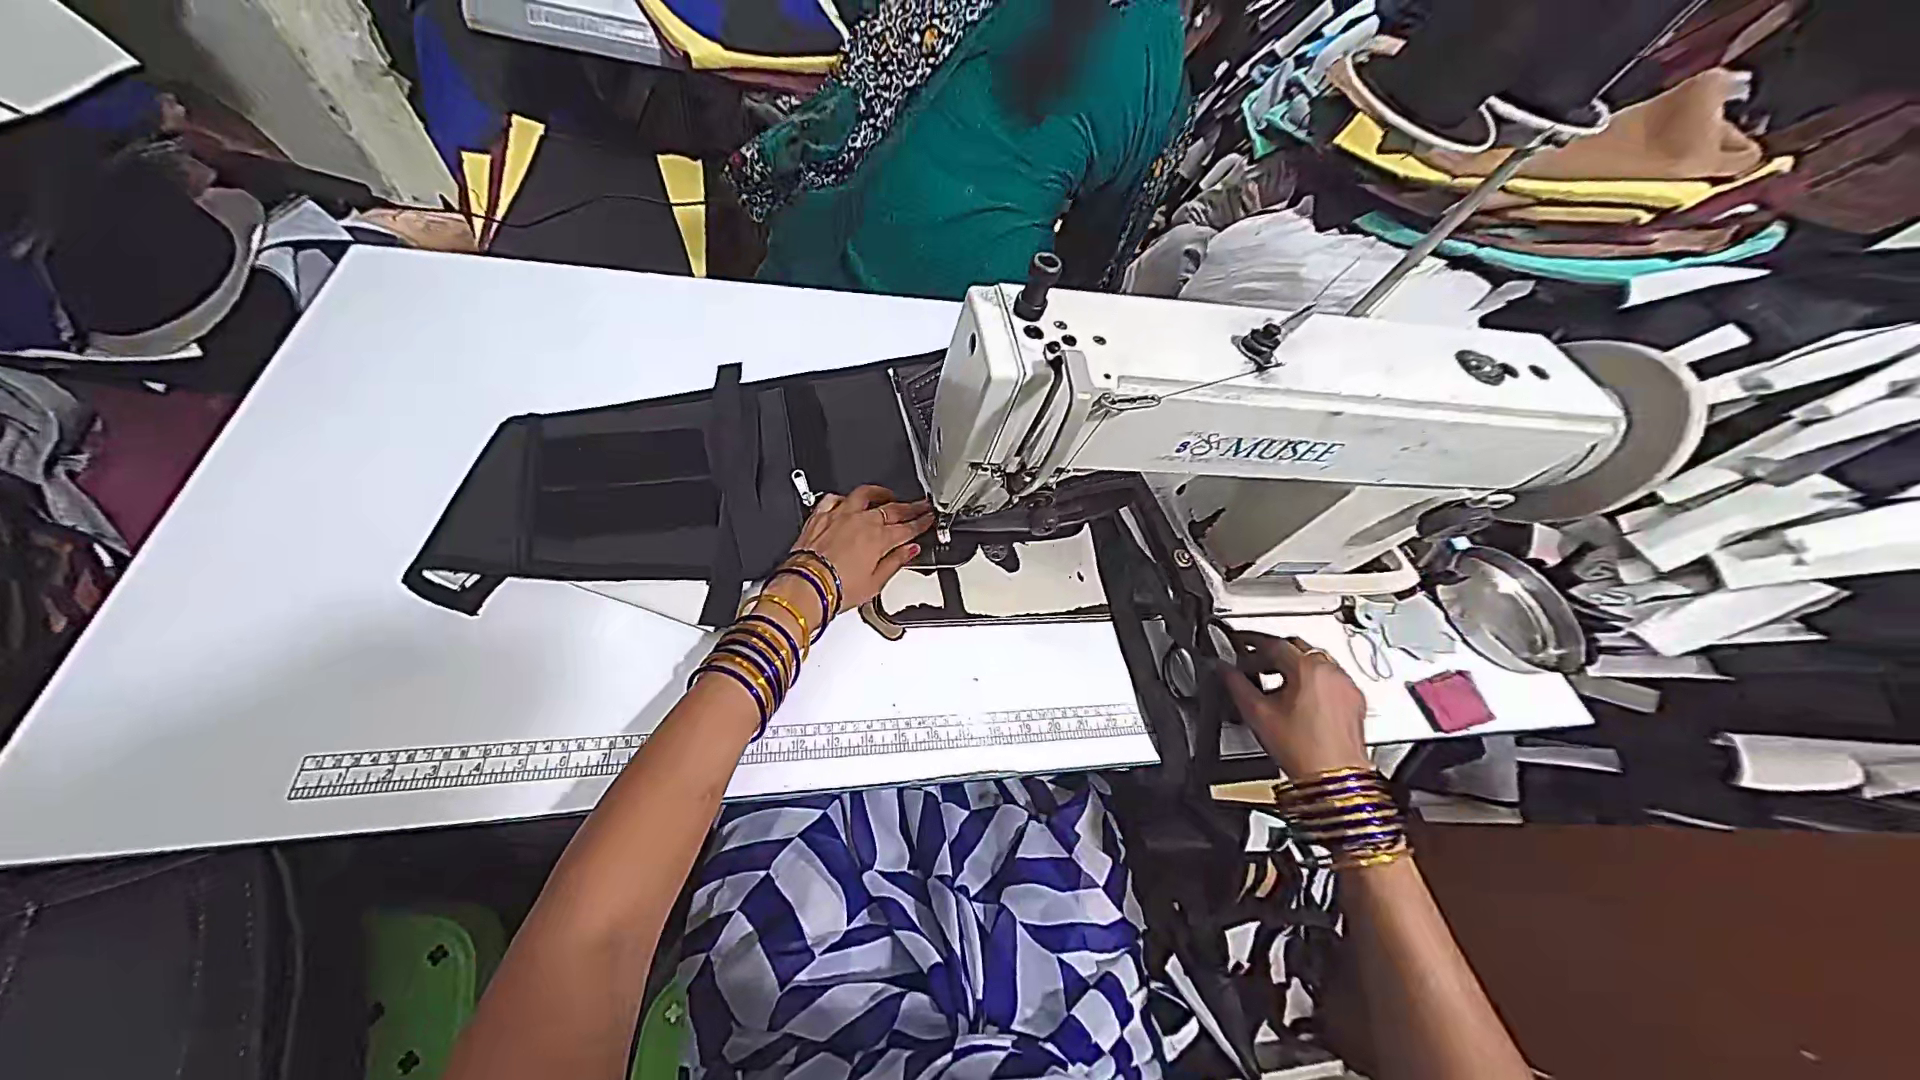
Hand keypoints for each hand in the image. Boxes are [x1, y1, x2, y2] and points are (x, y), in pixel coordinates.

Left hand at [776, 485, 932, 618]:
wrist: (806, 585)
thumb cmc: (837, 587)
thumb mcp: (876, 582)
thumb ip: (896, 562)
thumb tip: (909, 551)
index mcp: (879, 538)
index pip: (908, 527)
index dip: (921, 522)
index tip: (928, 519)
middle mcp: (861, 521)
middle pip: (893, 508)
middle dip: (911, 507)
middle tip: (920, 505)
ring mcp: (840, 515)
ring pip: (865, 494)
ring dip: (880, 493)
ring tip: (888, 495)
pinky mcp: (820, 516)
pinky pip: (834, 499)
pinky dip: (844, 498)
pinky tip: (847, 500)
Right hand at [1216, 631, 1369, 777]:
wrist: (1333, 779)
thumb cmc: (1303, 751)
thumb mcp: (1256, 712)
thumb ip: (1235, 684)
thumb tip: (1223, 669)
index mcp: (1309, 669)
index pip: (1274, 643)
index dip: (1250, 642)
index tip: (1239, 644)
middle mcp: (1332, 672)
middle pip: (1296, 647)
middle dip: (1271, 652)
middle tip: (1252, 662)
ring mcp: (1346, 686)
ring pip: (1314, 661)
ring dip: (1291, 665)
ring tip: (1272, 681)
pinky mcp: (1353, 700)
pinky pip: (1329, 677)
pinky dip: (1310, 679)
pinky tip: (1296, 696)